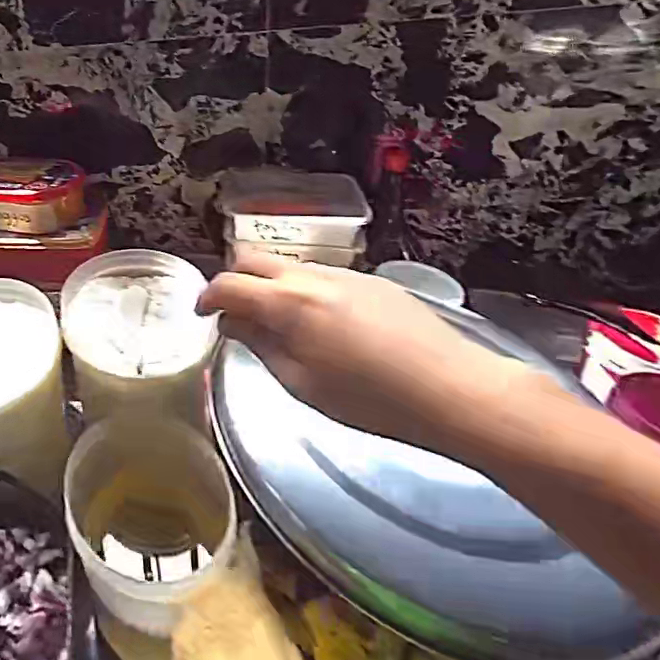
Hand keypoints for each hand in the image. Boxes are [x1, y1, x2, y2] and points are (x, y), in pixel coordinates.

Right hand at [197, 251, 534, 451]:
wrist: (457, 392)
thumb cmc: (373, 401)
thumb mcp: (302, 384)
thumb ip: (260, 345)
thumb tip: (233, 323)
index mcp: (288, 303)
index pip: (229, 284)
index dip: (207, 297)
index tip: (203, 314)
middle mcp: (311, 276)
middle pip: (253, 258)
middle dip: (235, 280)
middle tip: (236, 314)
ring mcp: (343, 274)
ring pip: (288, 265)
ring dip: (270, 285)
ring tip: (282, 326)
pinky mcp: (370, 281)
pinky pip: (321, 275)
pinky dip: (303, 291)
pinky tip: (324, 328)